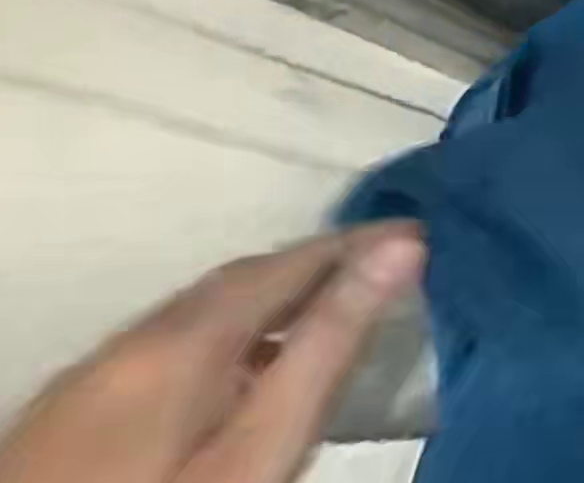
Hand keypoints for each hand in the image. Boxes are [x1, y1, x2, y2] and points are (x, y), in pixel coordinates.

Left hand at [0, 222, 422, 482]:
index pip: (293, 260)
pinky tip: (256, 359)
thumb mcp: (268, 439)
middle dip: (321, 260)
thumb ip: (333, 339)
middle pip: (243, 277)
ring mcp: (86, 385)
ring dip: (278, 291)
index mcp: (182, 340)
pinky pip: (173, 342)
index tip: (424, 235)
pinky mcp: (67, 423)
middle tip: (389, 265)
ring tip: (338, 304)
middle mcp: (127, 345)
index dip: (364, 240)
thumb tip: (404, 247)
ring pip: (204, 308)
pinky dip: (235, 326)